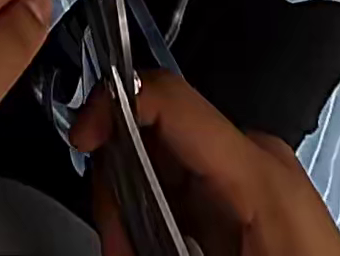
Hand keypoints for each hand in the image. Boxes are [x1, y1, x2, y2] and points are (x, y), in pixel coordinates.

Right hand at [72, 69, 339, 255]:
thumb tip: (113, 207)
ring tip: (126, 247)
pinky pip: (183, 184)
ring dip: (130, 199)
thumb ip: (157, 230)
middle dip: (119, 174)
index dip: (115, 101)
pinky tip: (146, 243)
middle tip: (114, 239)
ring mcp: (251, 176)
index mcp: (257, 168)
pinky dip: (153, 208)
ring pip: (162, 158)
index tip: (82, 140)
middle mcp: (253, 156)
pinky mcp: (246, 199)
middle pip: (156, 130)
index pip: (171, 98)